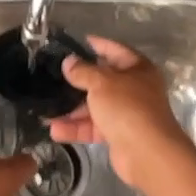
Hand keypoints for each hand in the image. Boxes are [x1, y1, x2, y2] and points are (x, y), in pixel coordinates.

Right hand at [47, 36, 193, 188]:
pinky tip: (55, 130)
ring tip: (47, 109)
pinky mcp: (119, 135)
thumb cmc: (127, 107)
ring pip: (96, 106)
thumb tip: (68, 62)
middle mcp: (135, 89)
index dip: (96, 45)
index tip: (75, 42)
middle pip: (103, 80)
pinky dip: (77, 128)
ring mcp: (127, 113)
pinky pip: (95, 127)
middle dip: (78, 82)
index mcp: (138, 69)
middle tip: (53, 77)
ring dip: (73, 109)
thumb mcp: (101, 83)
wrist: (147, 153)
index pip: (114, 50)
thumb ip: (83, 71)